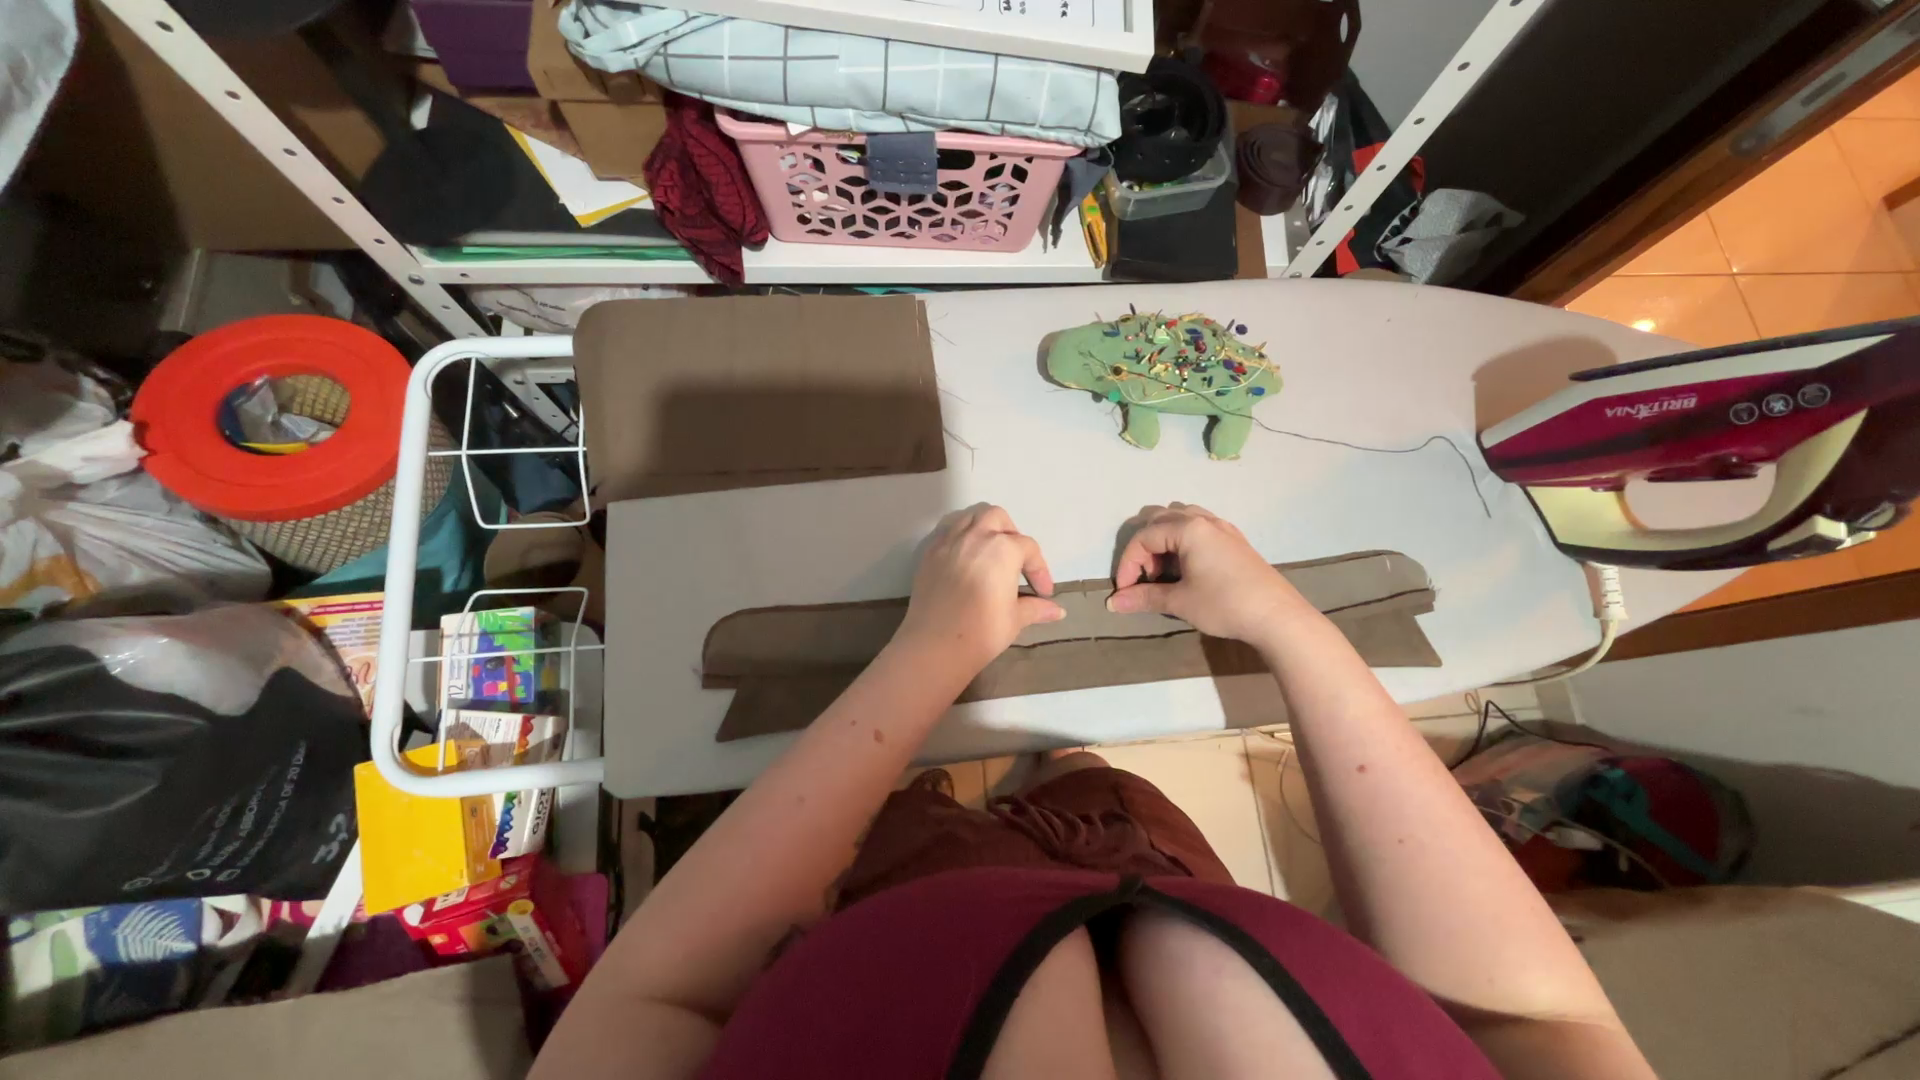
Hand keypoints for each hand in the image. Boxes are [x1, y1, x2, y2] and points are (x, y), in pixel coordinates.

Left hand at [893, 505, 1065, 674]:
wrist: (934, 644)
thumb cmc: (982, 630)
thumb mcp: (1015, 619)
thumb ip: (1036, 608)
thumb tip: (1057, 610)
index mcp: (1003, 548)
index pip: (1029, 549)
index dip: (1040, 570)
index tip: (1043, 593)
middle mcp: (976, 535)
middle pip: (997, 518)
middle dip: (1010, 534)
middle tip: (1014, 562)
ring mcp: (949, 541)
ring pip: (970, 517)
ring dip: (983, 528)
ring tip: (989, 554)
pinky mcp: (929, 553)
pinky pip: (948, 532)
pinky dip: (960, 538)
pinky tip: (965, 561)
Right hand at [1107, 503, 1311, 643]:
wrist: (1277, 617)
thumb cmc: (1224, 604)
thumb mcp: (1180, 602)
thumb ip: (1144, 597)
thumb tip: (1112, 603)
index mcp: (1189, 529)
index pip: (1144, 538)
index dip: (1128, 564)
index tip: (1125, 591)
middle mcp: (1205, 520)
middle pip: (1160, 520)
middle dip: (1145, 548)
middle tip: (1146, 577)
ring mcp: (1223, 528)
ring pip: (1182, 519)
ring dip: (1164, 540)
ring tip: (1165, 570)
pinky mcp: (1235, 540)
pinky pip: (1200, 528)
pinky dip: (1184, 541)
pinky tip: (1188, 568)